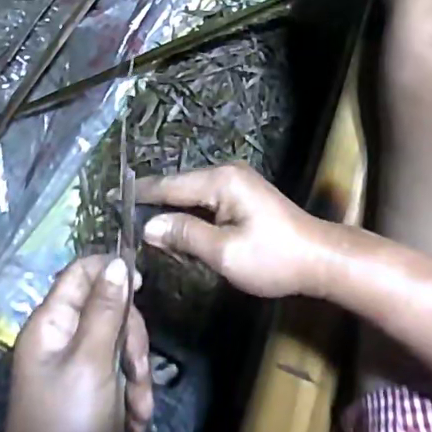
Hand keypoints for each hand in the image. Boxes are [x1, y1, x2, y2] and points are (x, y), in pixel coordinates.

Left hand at [4, 255, 154, 431]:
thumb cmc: (68, 425)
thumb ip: (105, 310)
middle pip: (108, 308)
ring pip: (121, 341)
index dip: (110, 270)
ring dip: (137, 370)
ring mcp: (79, 369)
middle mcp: (63, 341)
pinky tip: (137, 418)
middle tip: (137, 365)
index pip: (80, 274)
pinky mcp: (94, 394)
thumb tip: (118, 261)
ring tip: (139, 405)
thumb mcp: (89, 363)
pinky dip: (134, 393)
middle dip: (132, 335)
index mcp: (51, 325)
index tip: (141, 282)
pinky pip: (122, 374)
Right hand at [136, 163, 339, 298]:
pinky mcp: (242, 196)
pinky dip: (187, 214)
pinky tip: (173, 228)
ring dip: (169, 210)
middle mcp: (227, 173)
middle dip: (152, 202)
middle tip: (120, 216)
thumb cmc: (273, 257)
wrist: (319, 258)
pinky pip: (205, 201)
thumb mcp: (225, 253)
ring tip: (138, 222)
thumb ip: (185, 236)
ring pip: (191, 195)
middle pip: (179, 187)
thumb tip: (148, 226)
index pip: (170, 184)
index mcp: (221, 180)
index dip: (140, 192)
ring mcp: (236, 183)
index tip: (111, 195)